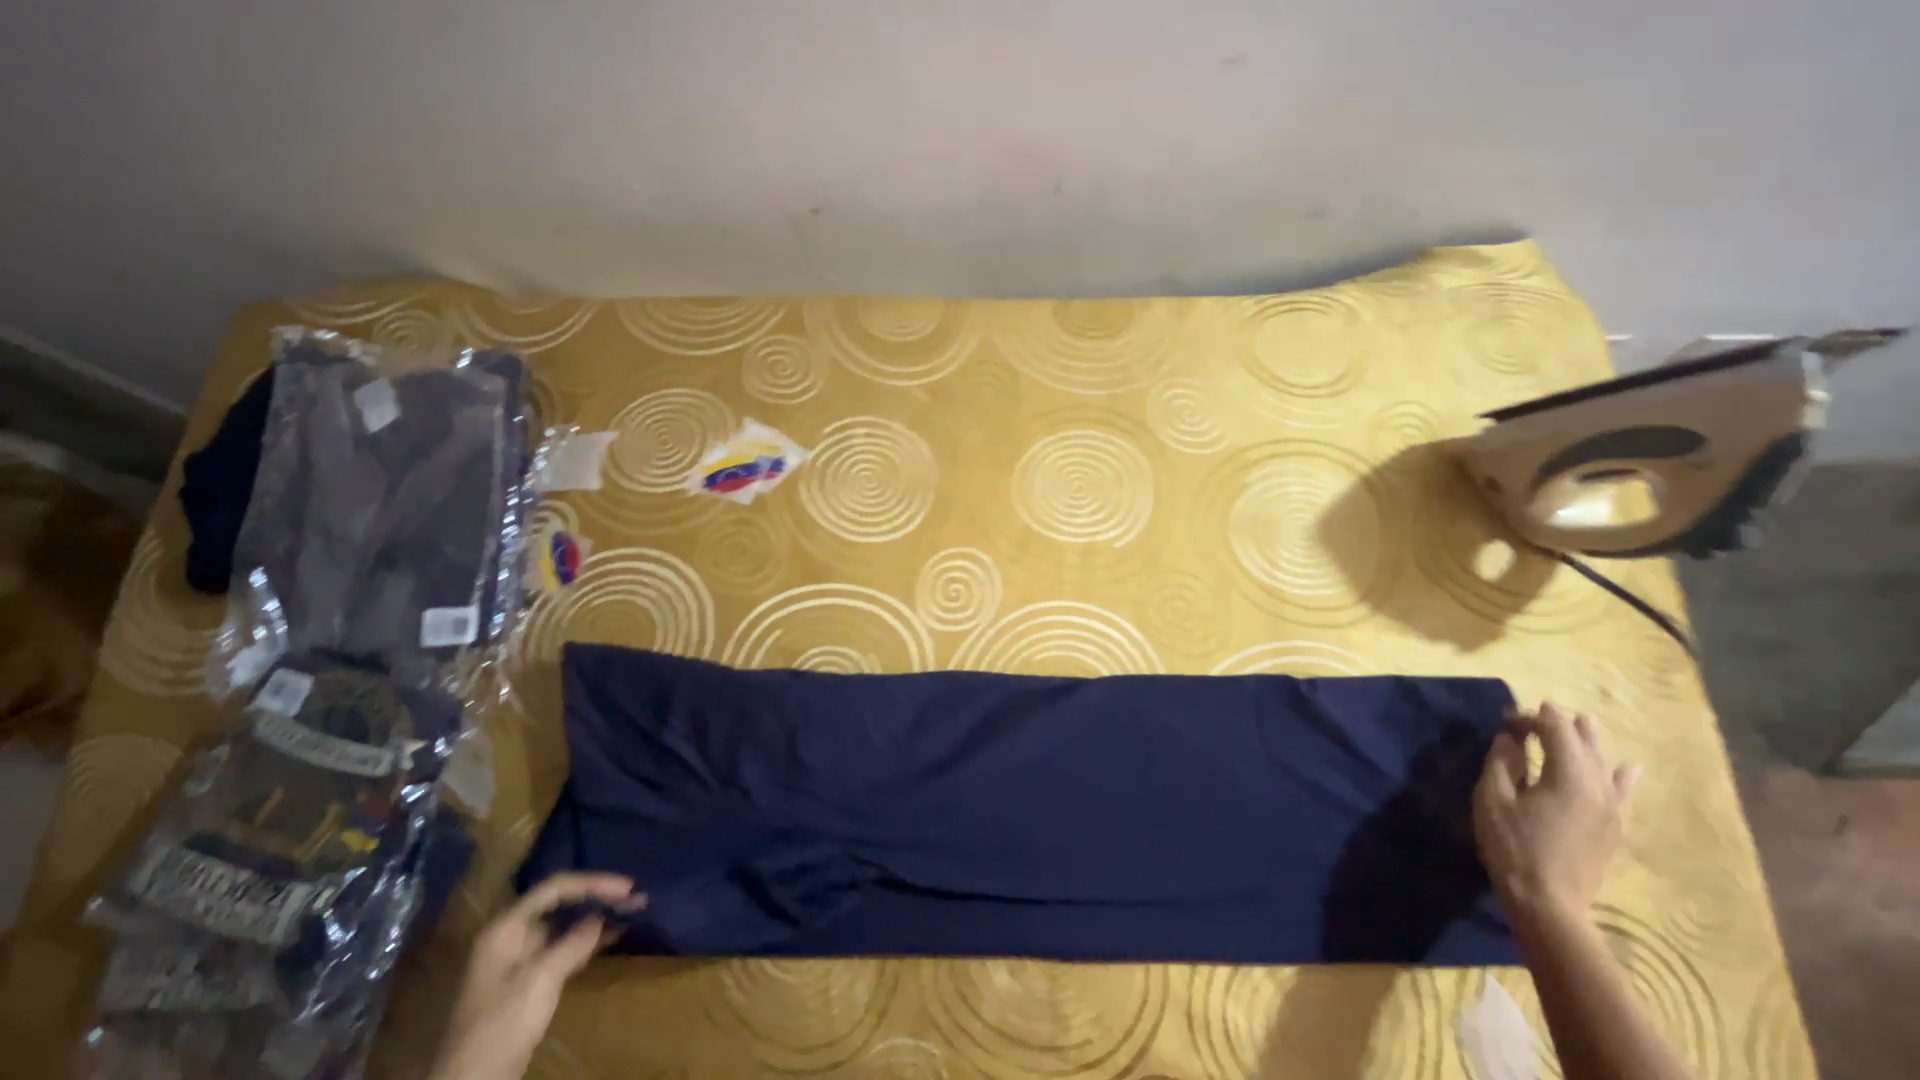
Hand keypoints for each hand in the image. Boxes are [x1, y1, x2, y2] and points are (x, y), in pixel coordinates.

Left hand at [428, 873, 643, 1079]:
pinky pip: (564, 949)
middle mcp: (513, 936)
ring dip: (597, 918)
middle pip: (560, 903)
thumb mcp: (539, 982)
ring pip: (565, 926)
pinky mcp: (531, 980)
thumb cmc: (500, 1028)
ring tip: (633, 912)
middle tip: (636, 897)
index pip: (554, 889)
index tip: (628, 888)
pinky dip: (588, 942)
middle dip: (597, 897)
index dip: (592, 883)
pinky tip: (614, 938)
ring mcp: (521, 959)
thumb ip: (571, 944)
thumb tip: (601, 916)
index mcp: (506, 928)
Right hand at [1473, 702, 1639, 925]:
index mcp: (1569, 774)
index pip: (1555, 728)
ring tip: (1582, 724)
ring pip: (1605, 763)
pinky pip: (1624, 792)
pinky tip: (1627, 768)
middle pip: (1585, 741)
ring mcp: (1613, 807)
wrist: (1549, 903)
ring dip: (1589, 742)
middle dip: (1560, 724)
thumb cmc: (1513, 847)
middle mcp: (1599, 784)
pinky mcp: (1616, 827)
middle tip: (1535, 719)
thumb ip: (1501, 763)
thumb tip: (1509, 739)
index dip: (1530, 717)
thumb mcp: (1492, 800)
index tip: (1506, 721)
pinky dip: (1622, 776)